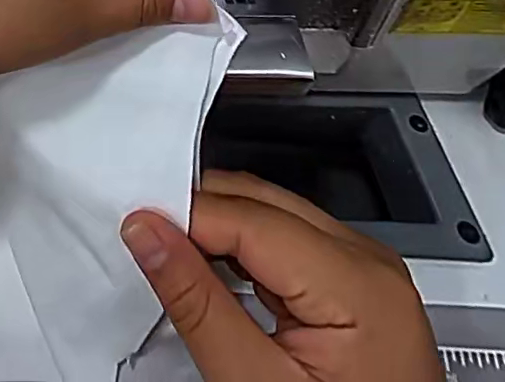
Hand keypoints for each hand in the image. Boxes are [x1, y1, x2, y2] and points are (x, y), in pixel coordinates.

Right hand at [121, 170, 441, 381]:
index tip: (138, 227)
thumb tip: (148, 232)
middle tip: (147, 240)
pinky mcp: (349, 280)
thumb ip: (197, 303)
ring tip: (175, 261)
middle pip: (256, 200)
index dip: (182, 216)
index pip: (246, 217)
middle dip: (195, 214)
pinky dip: (238, 247)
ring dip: (213, 228)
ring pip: (264, 210)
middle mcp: (366, 260)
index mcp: (357, 284)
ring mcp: (362, 268)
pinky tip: (213, 273)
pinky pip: (280, 236)